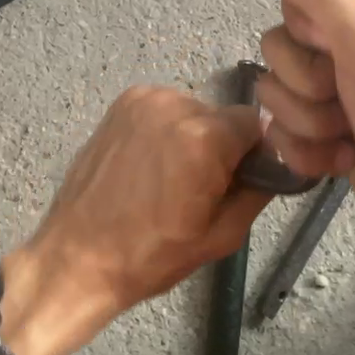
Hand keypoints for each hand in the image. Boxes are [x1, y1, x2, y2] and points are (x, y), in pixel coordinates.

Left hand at [0, 86, 268, 354]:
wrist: (78, 254)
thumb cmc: (151, 254)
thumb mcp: (222, 236)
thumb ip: (257, 190)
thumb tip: (276, 163)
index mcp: (204, 138)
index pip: (256, 123)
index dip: (254, 152)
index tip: (240, 178)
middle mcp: (176, 105)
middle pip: (222, 117)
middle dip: (221, 146)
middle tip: (201, 187)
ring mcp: (145, 99)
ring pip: (193, 111)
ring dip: (192, 135)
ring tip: (169, 176)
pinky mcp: (123, 101)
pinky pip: (164, 108)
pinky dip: (165, 129)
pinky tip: (149, 162)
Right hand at [255, 0, 354, 258]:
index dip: (307, 31)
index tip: (335, 50)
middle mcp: (350, 37)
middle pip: (279, 46)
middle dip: (305, 83)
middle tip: (345, 98)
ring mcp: (336, 85)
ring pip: (277, 90)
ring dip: (308, 121)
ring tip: (348, 134)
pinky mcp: (326, 126)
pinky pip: (283, 128)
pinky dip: (307, 149)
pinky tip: (340, 157)